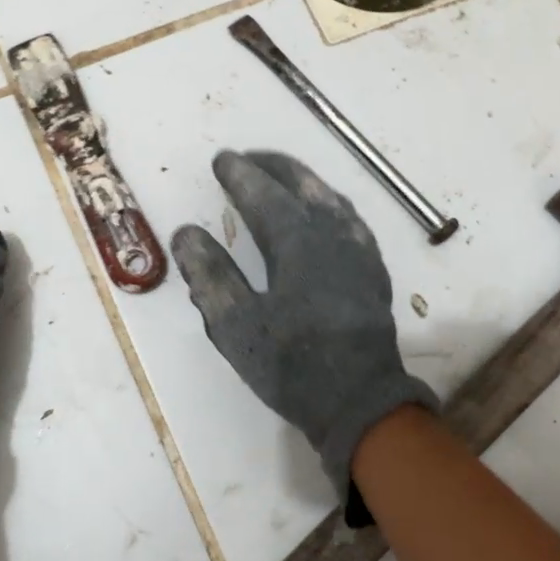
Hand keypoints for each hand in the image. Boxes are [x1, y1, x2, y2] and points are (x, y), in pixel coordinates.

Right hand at [169, 151, 434, 518]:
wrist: (359, 402)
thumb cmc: (292, 364)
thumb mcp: (236, 326)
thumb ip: (210, 275)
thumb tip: (186, 233)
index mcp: (298, 243)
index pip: (265, 195)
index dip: (241, 174)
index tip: (222, 159)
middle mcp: (333, 236)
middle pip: (303, 186)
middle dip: (273, 167)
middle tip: (247, 158)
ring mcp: (359, 252)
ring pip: (331, 198)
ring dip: (302, 180)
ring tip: (280, 175)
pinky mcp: (373, 271)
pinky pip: (349, 218)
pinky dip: (328, 202)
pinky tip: (324, 212)